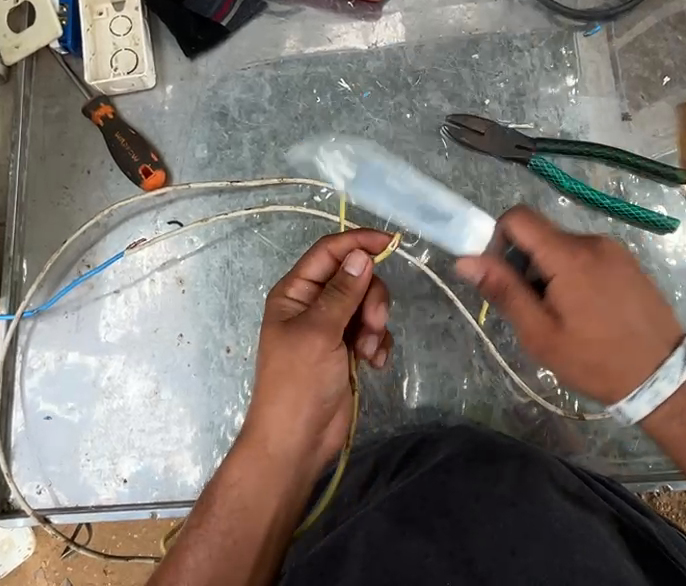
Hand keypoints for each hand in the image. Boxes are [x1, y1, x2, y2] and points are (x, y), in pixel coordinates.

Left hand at [239, 231, 394, 469]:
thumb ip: (342, 293)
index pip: (329, 252)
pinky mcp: (347, 350)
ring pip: (367, 304)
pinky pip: (372, 331)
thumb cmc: (298, 382)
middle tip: (373, 323)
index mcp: (295, 292)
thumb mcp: (319, 332)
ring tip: (368, 351)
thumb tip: (361, 255)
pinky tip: (373, 364)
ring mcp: (331, 328)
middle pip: (354, 277)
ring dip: (375, 324)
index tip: (390, 244)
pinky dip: (377, 343)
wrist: (297, 442)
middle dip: (370, 297)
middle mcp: (312, 304)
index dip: (357, 243)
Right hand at [454, 206, 681, 403]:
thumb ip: (504, 291)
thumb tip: (465, 260)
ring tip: (563, 315)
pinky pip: (586, 255)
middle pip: (540, 234)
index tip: (501, 276)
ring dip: (550, 271)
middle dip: (525, 264)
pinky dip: (574, 274)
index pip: (517, 217)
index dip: (498, 238)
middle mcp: (592, 241)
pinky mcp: (628, 262)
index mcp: (569, 255)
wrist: (667, 381)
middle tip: (534, 308)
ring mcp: (614, 250)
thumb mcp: (541, 334)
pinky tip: (587, 312)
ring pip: (562, 246)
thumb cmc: (597, 361)